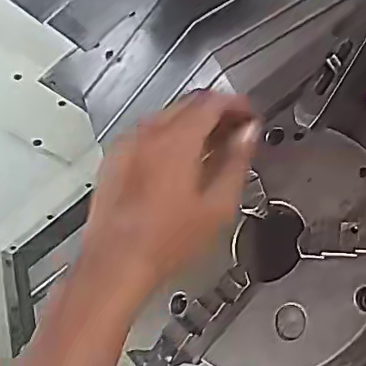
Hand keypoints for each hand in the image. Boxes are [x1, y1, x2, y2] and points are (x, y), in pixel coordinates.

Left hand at [79, 91, 258, 300]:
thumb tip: (248, 135)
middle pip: (188, 104)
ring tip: (215, 149)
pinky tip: (184, 164)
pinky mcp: (115, 161)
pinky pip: (148, 136)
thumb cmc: (163, 242)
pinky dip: (171, 139)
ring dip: (194, 125)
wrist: (118, 263)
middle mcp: (147, 135)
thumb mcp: (218, 205)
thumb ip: (237, 161)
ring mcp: (127, 146)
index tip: (250, 115)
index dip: (237, 104)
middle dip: (218, 113)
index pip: (212, 102)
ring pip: (168, 118)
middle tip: (238, 130)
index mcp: (175, 141)